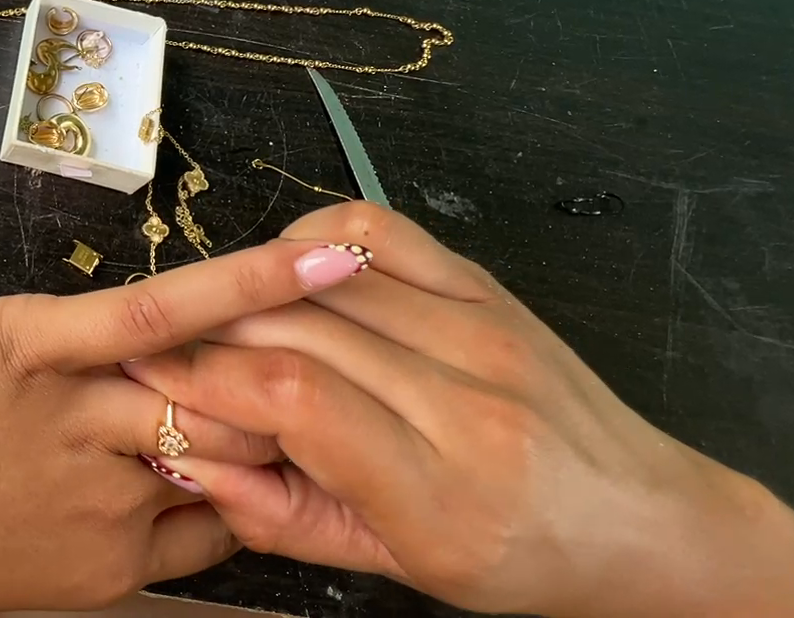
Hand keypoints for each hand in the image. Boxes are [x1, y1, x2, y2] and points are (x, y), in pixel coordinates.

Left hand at [0, 235, 373, 617]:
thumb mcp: (16, 568)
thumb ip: (90, 534)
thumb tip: (153, 488)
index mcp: (116, 560)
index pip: (228, 516)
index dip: (254, 475)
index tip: (276, 442)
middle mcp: (119, 492)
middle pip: (235, 445)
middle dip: (273, 411)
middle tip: (307, 362)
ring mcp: (78, 412)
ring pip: (210, 383)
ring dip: (275, 351)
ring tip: (338, 312)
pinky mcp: (33, 344)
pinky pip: (154, 314)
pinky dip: (238, 282)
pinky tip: (313, 258)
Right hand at [122, 202, 793, 617]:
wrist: (647, 522)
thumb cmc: (506, 558)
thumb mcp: (388, 566)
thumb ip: (276, 517)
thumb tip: (182, 455)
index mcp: (443, 492)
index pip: (294, 398)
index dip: (202, 373)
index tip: (146, 365)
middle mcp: (465, 398)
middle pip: (292, 328)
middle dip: (206, 331)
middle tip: (166, 342)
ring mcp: (479, 327)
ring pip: (315, 277)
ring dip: (242, 291)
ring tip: (217, 315)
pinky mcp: (482, 281)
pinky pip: (367, 227)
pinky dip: (304, 238)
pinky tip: (287, 273)